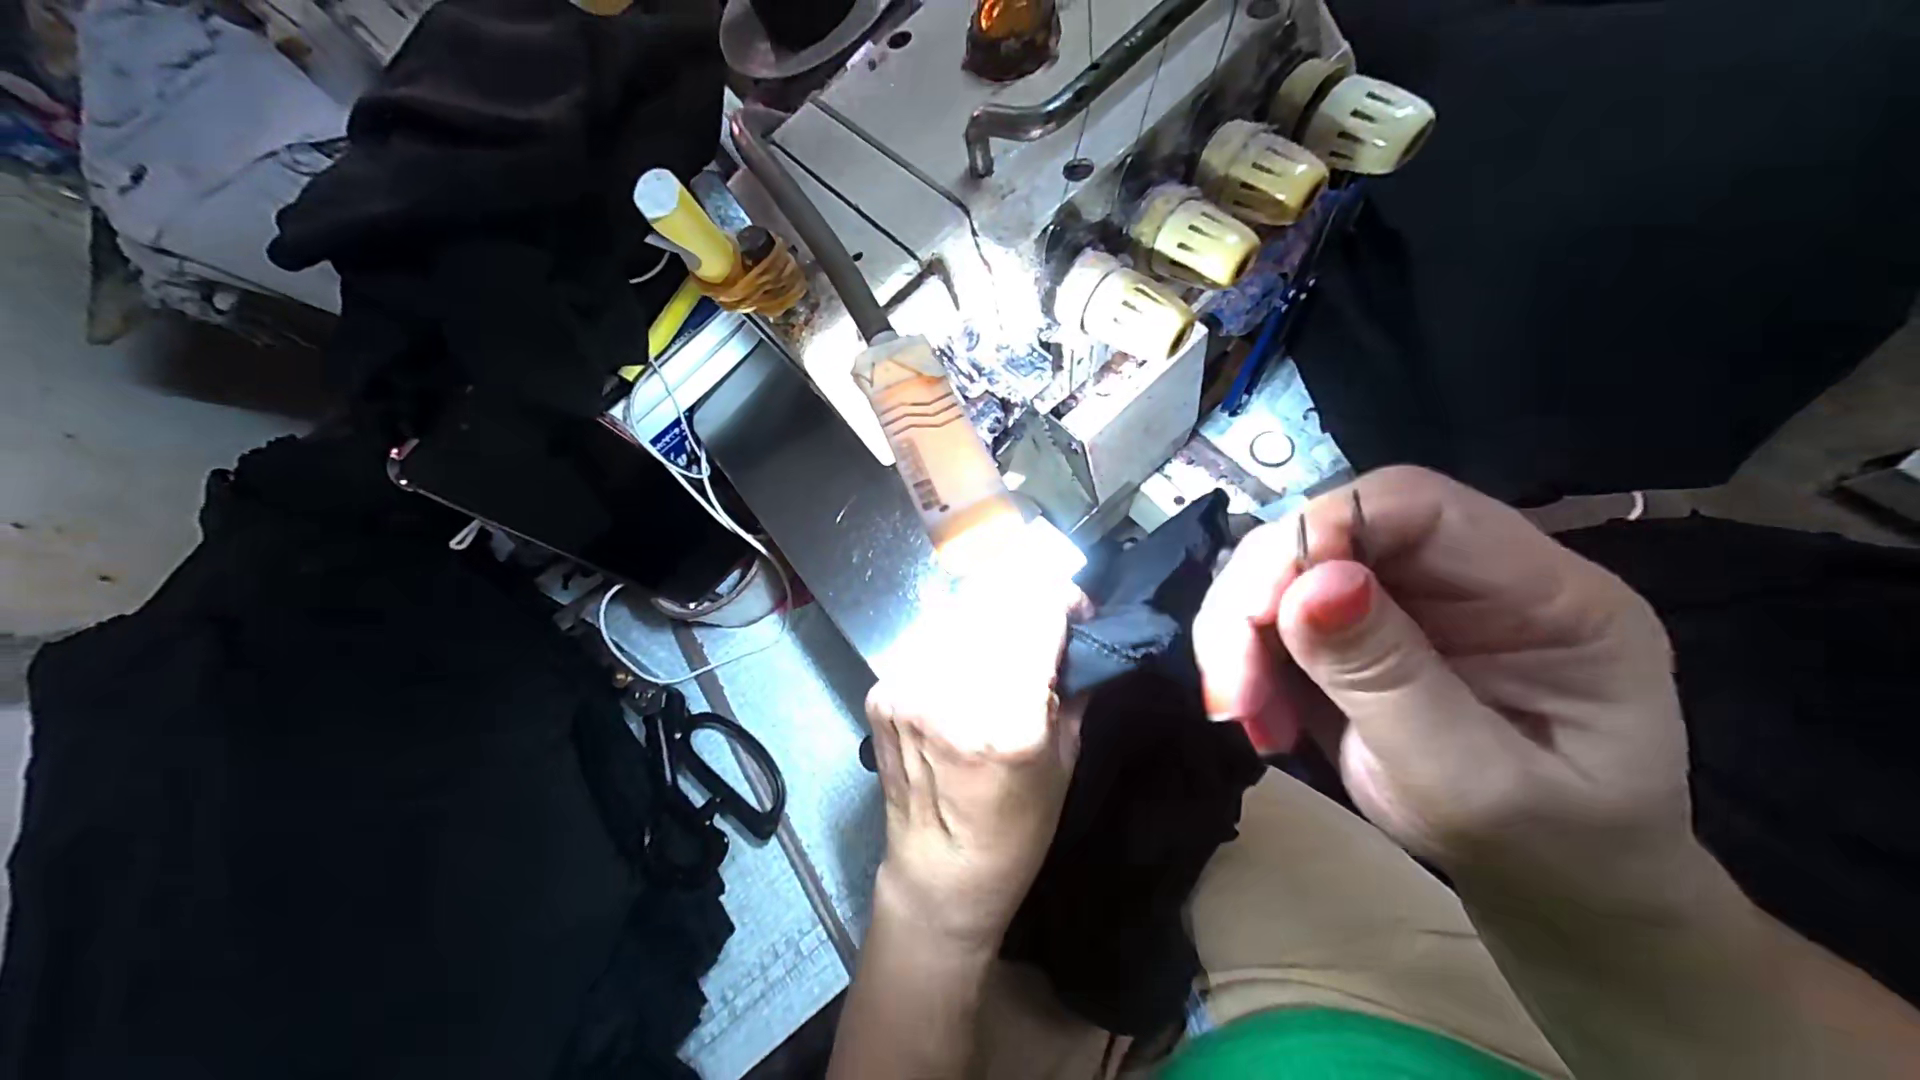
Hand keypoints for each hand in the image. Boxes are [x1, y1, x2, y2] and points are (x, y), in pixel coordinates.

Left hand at [865, 577, 1084, 951]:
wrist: (937, 869)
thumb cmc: (1015, 828)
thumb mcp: (1064, 761)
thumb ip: (1073, 689)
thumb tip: (1082, 639)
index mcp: (1007, 721)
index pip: (1036, 612)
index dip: (1063, 596)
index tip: (1077, 610)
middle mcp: (951, 695)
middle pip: (993, 602)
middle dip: (1026, 600)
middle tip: (1043, 618)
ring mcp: (907, 690)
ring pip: (957, 614)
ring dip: (989, 616)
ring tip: (1005, 641)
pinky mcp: (882, 693)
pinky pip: (928, 642)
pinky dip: (955, 642)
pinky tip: (968, 666)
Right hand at [1193, 466, 1705, 913]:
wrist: (1548, 885)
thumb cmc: (1545, 848)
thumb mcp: (1473, 783)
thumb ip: (1392, 680)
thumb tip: (1310, 586)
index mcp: (1542, 591)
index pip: (1416, 505)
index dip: (1324, 530)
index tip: (1261, 609)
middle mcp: (1463, 574)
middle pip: (1328, 530)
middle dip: (1258, 598)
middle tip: (1230, 689)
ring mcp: (1403, 597)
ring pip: (1283, 568)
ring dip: (1239, 635)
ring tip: (1242, 713)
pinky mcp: (1350, 626)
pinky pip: (1270, 612)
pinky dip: (1242, 658)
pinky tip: (1254, 714)